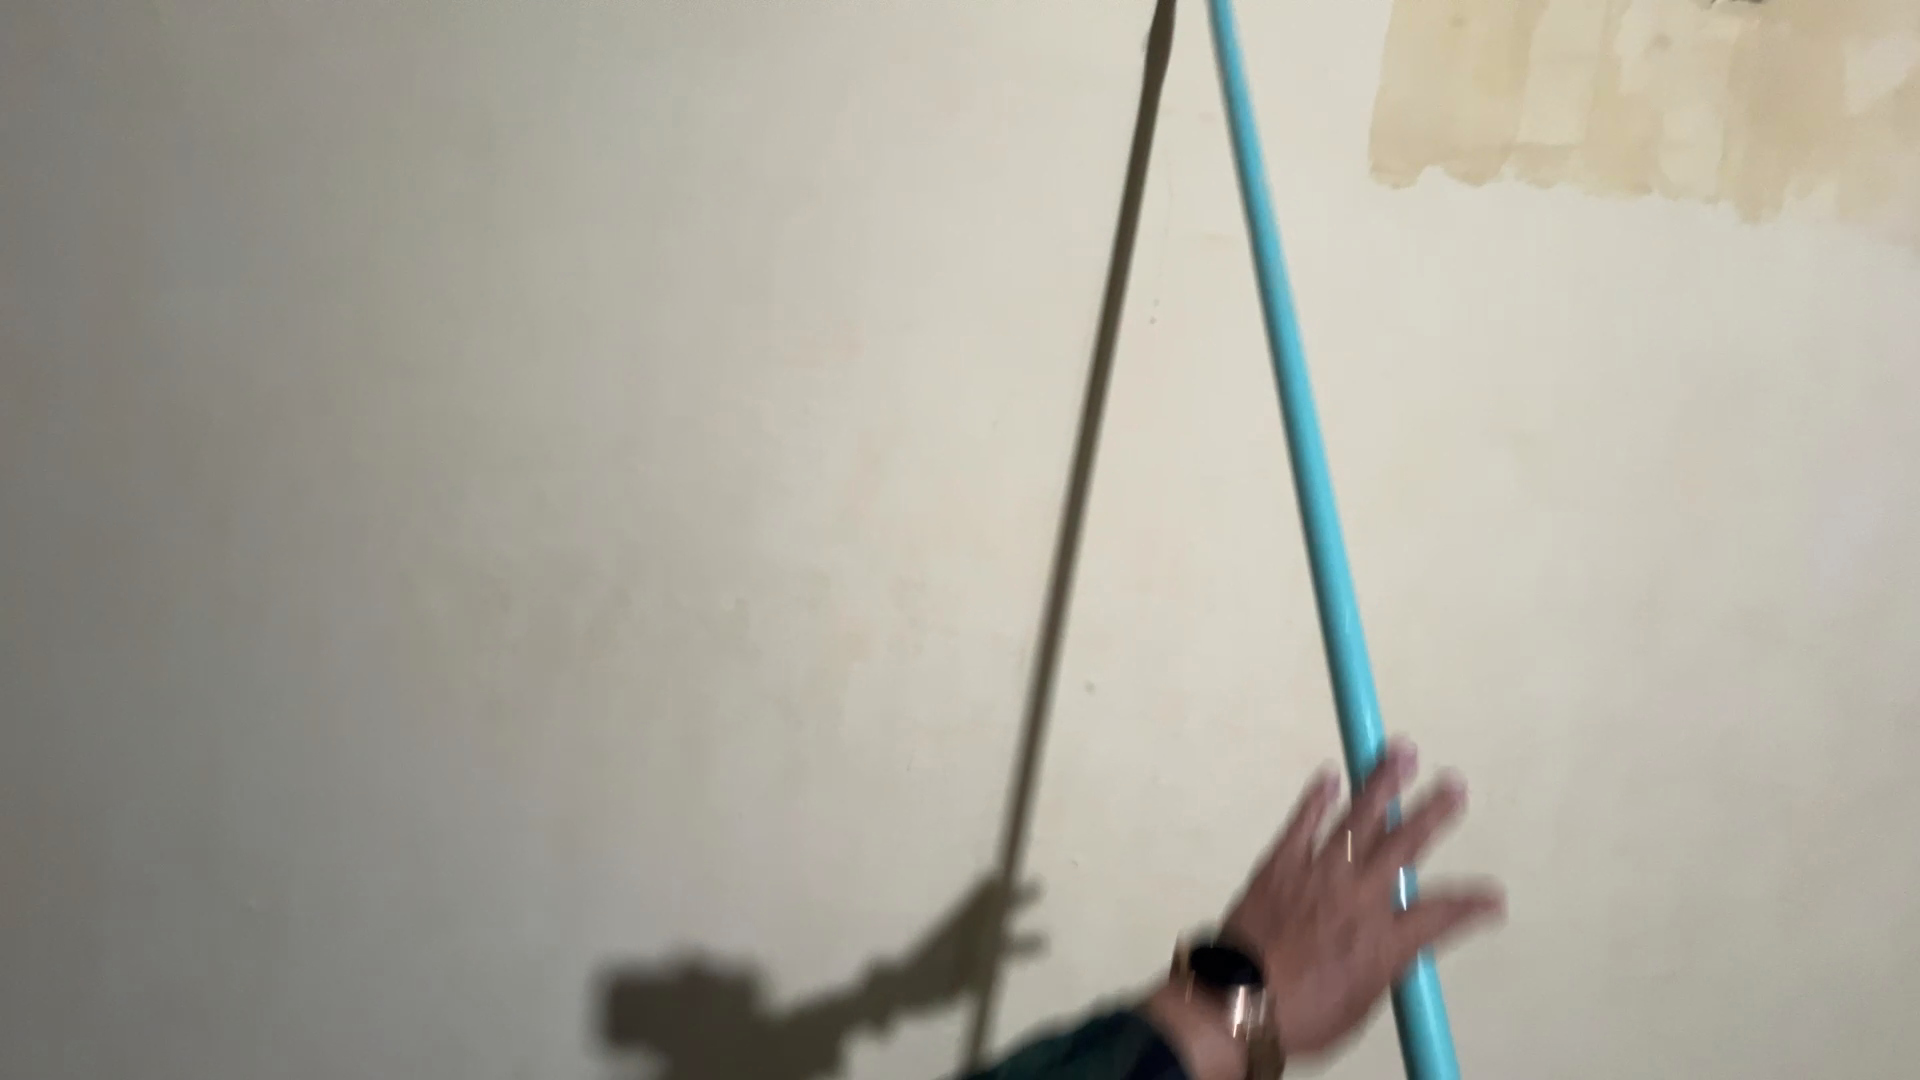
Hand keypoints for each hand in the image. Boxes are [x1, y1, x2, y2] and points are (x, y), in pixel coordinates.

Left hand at [1228, 737, 1503, 1059]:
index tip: (1494, 895)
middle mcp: (1359, 898)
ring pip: (1358, 819)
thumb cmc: (1306, 1014)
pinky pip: (1303, 822)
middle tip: (1453, 783)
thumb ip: (1384, 963)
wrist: (1244, 999)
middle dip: (1432, 812)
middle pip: (1404, 845)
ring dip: (1381, 784)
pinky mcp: (1281, 862)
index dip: (1472, 904)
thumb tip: (1393, 943)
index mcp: (1387, 941)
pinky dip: (1317, 797)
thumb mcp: (1364, 1002)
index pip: (1443, 913)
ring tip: (1400, 751)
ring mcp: (1319, 873)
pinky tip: (1330, 774)